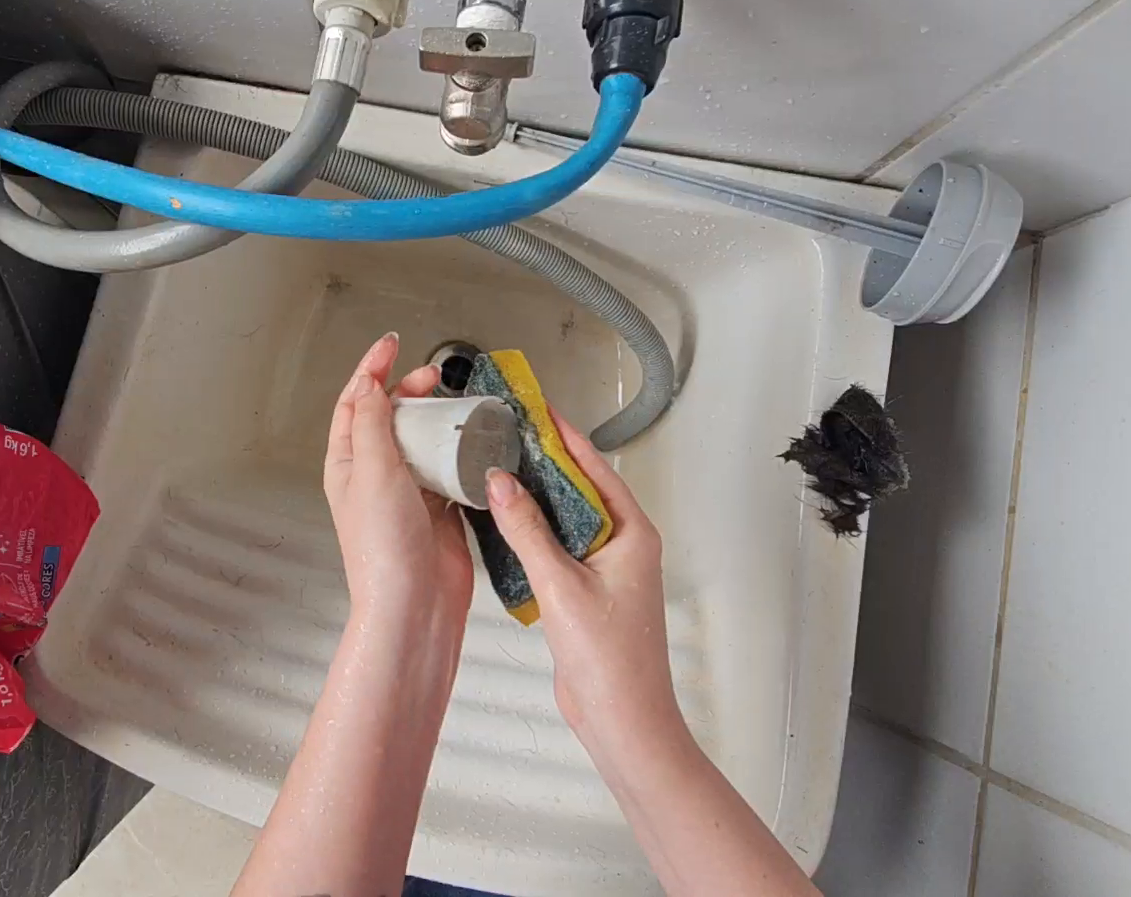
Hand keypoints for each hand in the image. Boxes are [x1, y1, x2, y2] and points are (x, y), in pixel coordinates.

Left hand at [323, 333, 473, 619]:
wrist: (415, 604)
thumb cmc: (383, 547)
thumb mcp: (371, 471)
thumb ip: (370, 423)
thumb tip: (367, 383)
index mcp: (348, 464)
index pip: (355, 402)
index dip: (370, 369)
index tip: (392, 344)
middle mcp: (375, 475)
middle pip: (390, 417)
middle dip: (408, 390)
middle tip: (433, 376)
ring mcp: (408, 492)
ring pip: (421, 441)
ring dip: (436, 420)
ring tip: (455, 405)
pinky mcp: (438, 508)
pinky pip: (448, 469)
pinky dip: (459, 452)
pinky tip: (471, 442)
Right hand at [483, 412, 682, 754]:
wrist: (623, 723)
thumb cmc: (611, 661)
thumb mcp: (560, 585)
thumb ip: (528, 530)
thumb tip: (501, 481)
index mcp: (632, 533)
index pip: (594, 467)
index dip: (564, 435)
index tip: (537, 408)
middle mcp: (622, 543)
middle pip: (578, 486)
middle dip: (544, 459)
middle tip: (508, 432)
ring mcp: (604, 566)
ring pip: (565, 515)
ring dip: (535, 495)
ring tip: (499, 467)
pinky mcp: (585, 587)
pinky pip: (557, 543)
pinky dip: (532, 528)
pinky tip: (504, 521)